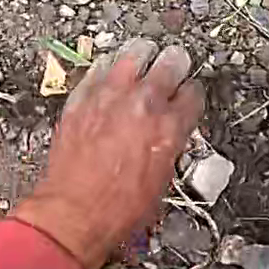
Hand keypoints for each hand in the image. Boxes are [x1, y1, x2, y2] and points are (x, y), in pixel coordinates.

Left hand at [10, 39, 204, 268]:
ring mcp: (111, 96)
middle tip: (172, 68)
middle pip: (172, 61)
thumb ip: (172, 140)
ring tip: (142, 62)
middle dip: (175, 65)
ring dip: (143, 57)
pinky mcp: (82, 98)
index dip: (191, 93)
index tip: (186, 96)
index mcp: (171, 125)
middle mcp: (145, 103)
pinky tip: (110, 77)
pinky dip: (108, 71)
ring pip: (135, 52)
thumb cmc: (119, 208)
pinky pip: (99, 69)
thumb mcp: (165, 176)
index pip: (194, 91)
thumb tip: (172, 128)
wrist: (73, 215)